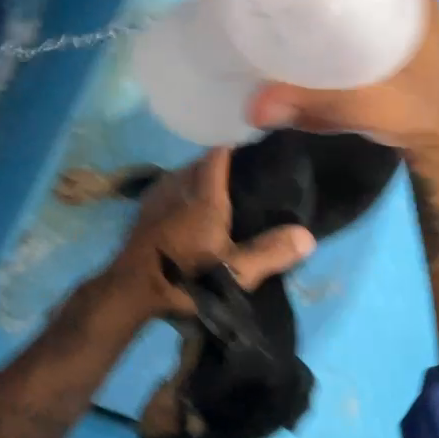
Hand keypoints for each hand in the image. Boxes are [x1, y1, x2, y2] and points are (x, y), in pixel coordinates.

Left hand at [103, 148, 315, 318]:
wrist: (130, 290)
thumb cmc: (185, 276)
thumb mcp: (234, 272)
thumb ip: (270, 252)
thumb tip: (308, 235)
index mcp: (203, 194)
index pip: (219, 154)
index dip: (236, 147)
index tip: (255, 148)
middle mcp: (179, 186)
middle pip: (201, 163)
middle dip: (220, 165)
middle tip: (244, 176)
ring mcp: (158, 197)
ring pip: (183, 175)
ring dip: (199, 178)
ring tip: (221, 191)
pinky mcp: (145, 212)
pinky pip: (169, 190)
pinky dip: (182, 192)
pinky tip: (190, 209)